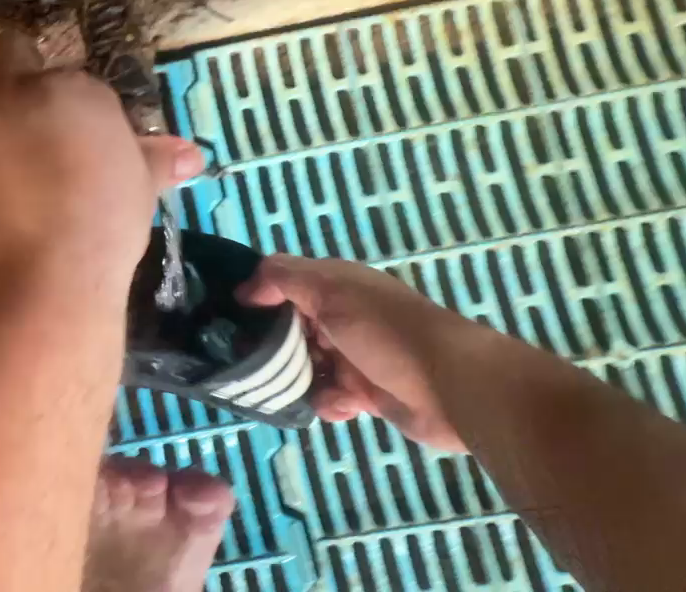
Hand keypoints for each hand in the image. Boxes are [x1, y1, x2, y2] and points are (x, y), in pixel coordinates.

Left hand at [0, 29, 202, 295]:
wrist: (38, 274)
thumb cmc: (102, 228)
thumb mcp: (139, 189)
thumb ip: (156, 159)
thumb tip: (193, 154)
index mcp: (72, 90)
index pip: (70, 75)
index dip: (69, 98)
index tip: (72, 123)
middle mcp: (14, 90)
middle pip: (10, 50)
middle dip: (17, 64)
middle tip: (24, 101)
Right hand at [240, 254, 486, 451]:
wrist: (453, 387)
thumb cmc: (385, 330)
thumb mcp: (328, 290)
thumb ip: (282, 279)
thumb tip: (244, 289)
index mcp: (337, 286)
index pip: (286, 285)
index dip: (260, 298)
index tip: (232, 316)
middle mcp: (344, 317)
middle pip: (293, 327)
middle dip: (272, 343)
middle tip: (246, 359)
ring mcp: (356, 356)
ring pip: (308, 364)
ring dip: (296, 376)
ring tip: (282, 387)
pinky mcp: (368, 393)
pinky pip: (332, 397)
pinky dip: (327, 402)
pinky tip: (334, 405)